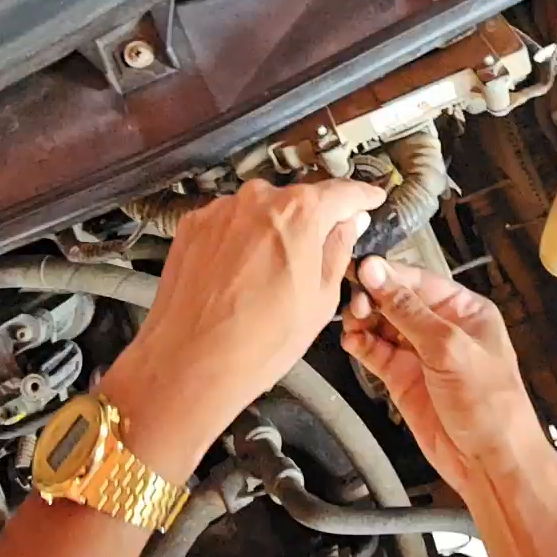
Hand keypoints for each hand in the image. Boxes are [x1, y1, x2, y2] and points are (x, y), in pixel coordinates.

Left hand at [99, 178, 385, 477]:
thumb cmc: (255, 342)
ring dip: (270, 234)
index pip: (343, 192)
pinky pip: (230, 224)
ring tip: (268, 281)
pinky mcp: (193, 226)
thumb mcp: (321, 299)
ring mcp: (221, 210)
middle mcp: (258, 200)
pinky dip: (239, 242)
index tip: (369, 199)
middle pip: (298, 201)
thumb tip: (348, 226)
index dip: (362, 197)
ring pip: (261, 213)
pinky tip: (240, 279)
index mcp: (300, 212)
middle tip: (314, 259)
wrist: (188, 364)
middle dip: (310, 224)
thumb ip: (338, 250)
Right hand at [341, 257, 549, 500]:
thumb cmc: (490, 404)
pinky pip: (375, 351)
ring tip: (353, 324)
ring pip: (381, 323)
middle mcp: (440, 326)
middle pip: (395, 299)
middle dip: (372, 297)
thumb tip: (376, 272)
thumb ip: (407, 310)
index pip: (418, 280)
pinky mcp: (402, 377)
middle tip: (356, 304)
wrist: (490, 463)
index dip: (388, 274)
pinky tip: (352, 342)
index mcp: (464, 309)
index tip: (360, 269)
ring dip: (363, 320)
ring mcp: (419, 352)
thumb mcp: (448, 347)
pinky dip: (361, 344)